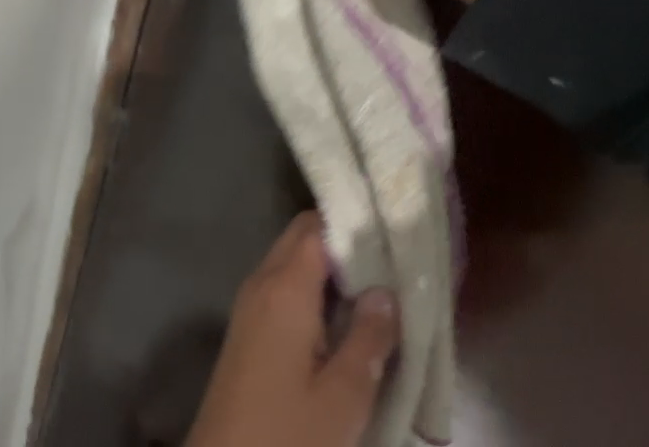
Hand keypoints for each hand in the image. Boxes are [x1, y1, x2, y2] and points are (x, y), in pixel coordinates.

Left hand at [186, 212, 398, 446]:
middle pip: (303, 240)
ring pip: (294, 265)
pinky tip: (350, 320)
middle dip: (347, 244)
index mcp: (284, 288)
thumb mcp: (344, 395)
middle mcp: (261, 284)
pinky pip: (285, 291)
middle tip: (398, 263)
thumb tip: (387, 291)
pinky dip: (316, 293)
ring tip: (386, 289)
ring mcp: (251, 306)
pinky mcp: (250, 330)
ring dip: (333, 272)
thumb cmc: (287, 435)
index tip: (396, 231)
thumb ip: (369, 337)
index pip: (316, 227)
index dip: (354, 223)